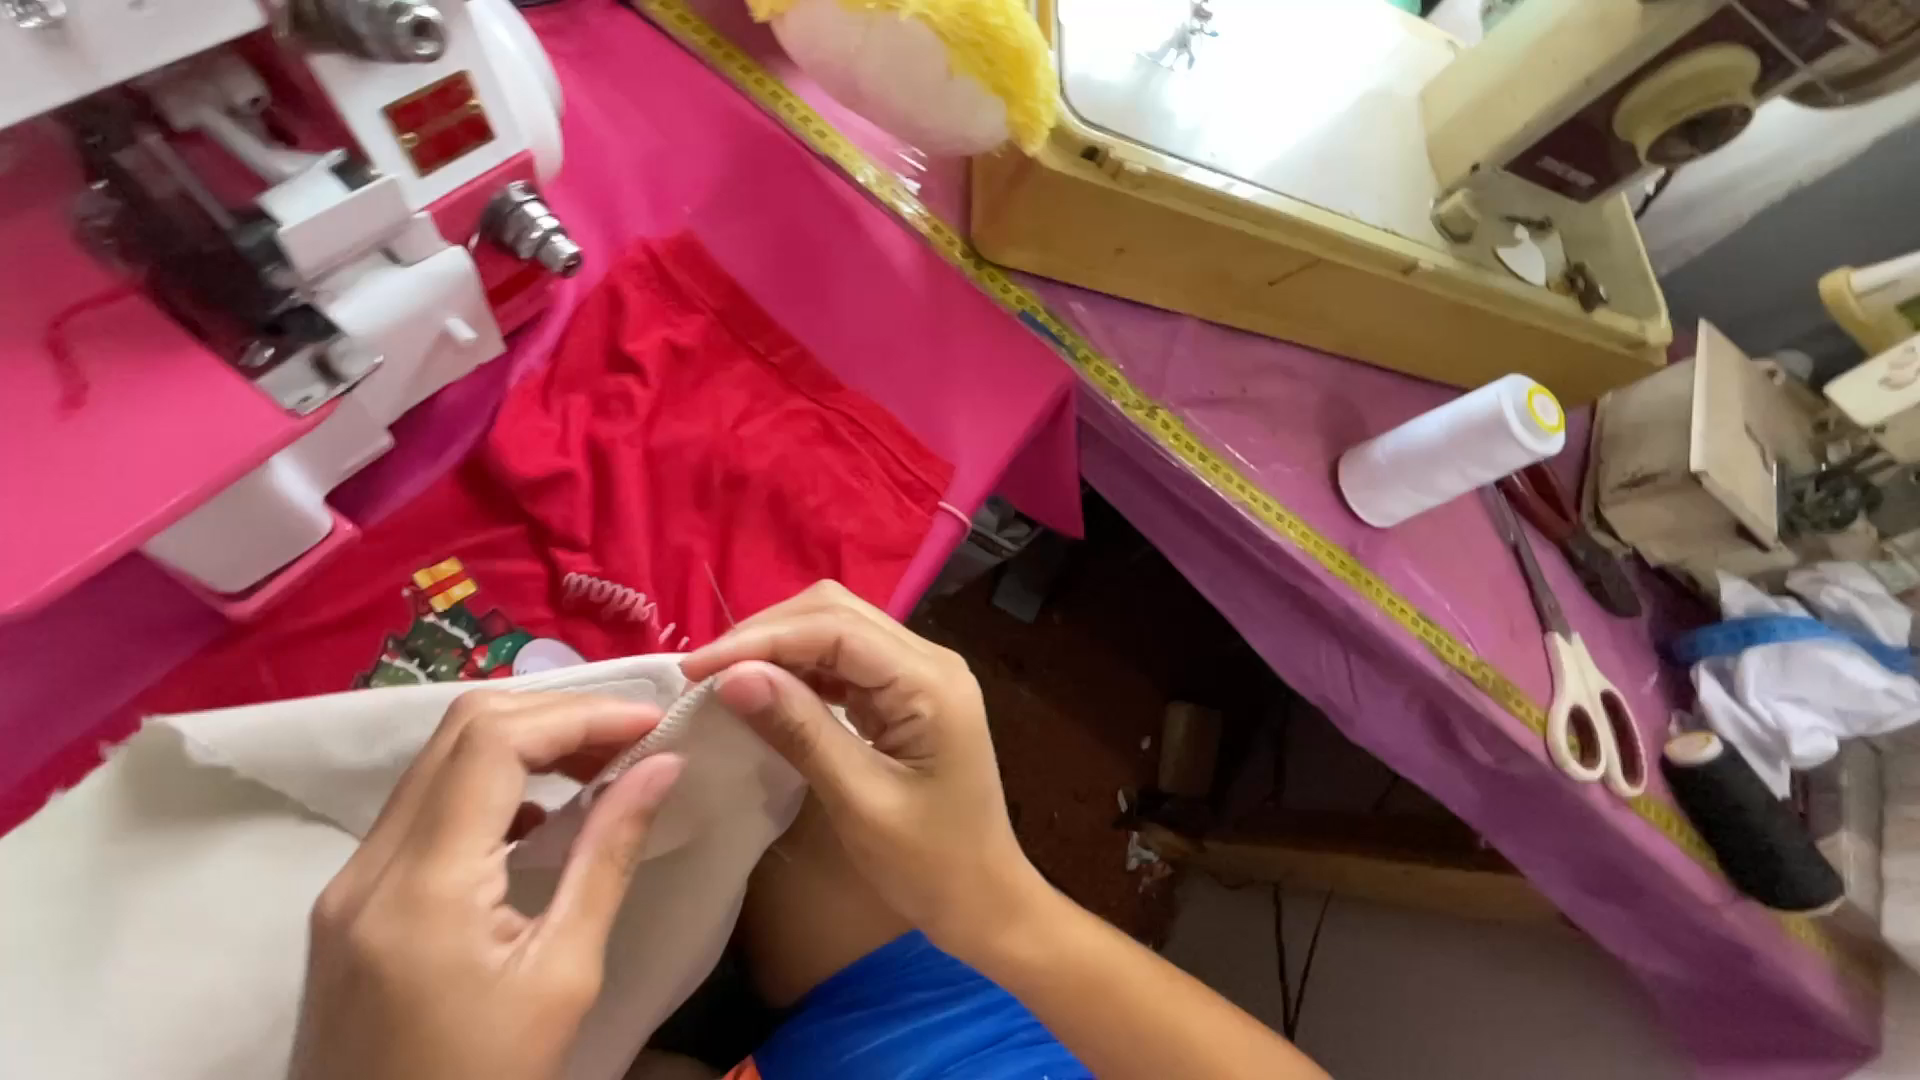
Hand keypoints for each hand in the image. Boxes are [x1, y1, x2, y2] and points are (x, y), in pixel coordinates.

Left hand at [290, 691, 684, 1079]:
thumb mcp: (564, 975)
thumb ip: (608, 854)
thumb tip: (663, 765)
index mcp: (422, 888)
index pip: (494, 742)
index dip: (581, 715)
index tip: (651, 724)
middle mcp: (368, 867)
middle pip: (463, 731)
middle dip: (559, 716)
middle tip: (633, 737)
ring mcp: (350, 882)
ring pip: (442, 758)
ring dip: (529, 741)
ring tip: (604, 763)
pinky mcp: (353, 899)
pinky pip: (429, 802)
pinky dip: (495, 780)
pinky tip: (546, 814)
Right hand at [681, 581, 1043, 955]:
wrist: (983, 899)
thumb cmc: (929, 863)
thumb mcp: (859, 800)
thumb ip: (800, 730)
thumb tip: (731, 677)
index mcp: (930, 680)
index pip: (836, 629)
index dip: (761, 639)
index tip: (694, 668)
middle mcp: (929, 660)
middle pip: (837, 613)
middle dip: (767, 632)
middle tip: (704, 672)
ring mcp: (919, 674)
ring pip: (838, 630)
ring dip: (779, 646)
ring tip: (723, 678)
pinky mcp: (905, 694)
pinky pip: (846, 662)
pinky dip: (801, 669)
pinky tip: (765, 690)